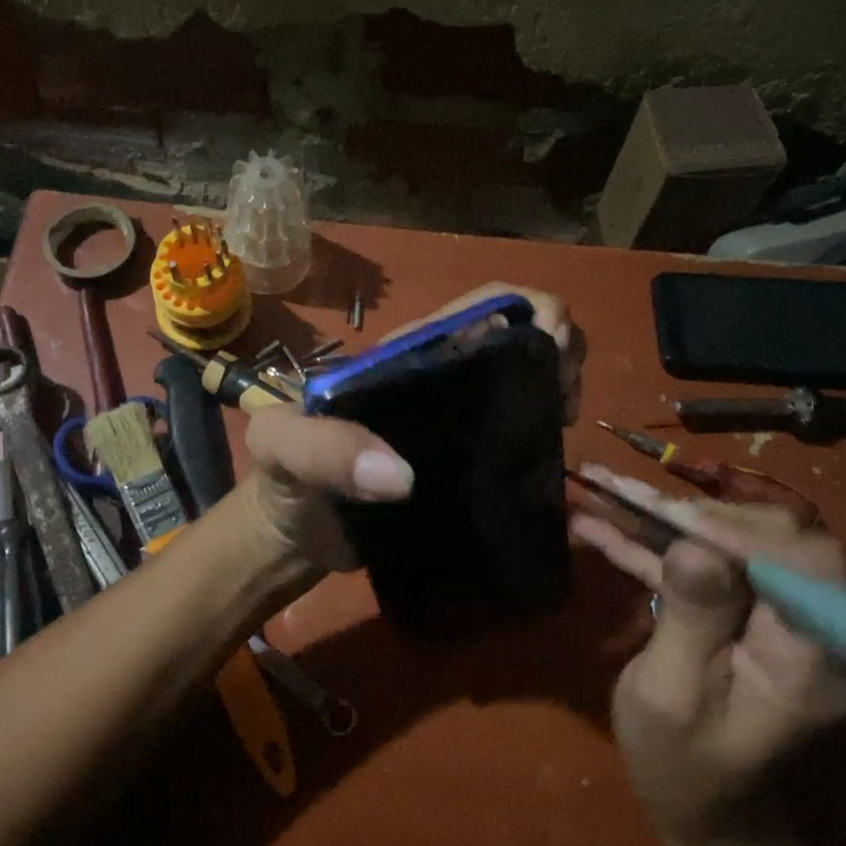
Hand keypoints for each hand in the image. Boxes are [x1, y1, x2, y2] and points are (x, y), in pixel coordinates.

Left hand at [236, 283, 584, 571]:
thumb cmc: (283, 480)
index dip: (530, 311)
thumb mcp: (284, 452)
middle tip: (562, 400)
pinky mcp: (468, 464)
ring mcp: (458, 421)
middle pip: (518, 336)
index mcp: (406, 356)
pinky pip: (518, 436)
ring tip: (560, 424)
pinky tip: (550, 455)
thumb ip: (324, 450)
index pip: (481, 307)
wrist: (291, 538)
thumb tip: (400, 475)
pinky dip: (544, 433)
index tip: (554, 352)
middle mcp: (439, 378)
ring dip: (557, 387)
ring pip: (525, 382)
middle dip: (558, 348)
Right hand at [571, 465, 845, 845]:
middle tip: (631, 498)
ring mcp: (767, 617)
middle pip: (766, 540)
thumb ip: (690, 619)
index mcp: (808, 654)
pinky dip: (647, 544)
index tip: (676, 520)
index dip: (746, 530)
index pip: (807, 563)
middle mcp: (802, 625)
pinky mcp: (732, 612)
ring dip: (661, 516)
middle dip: (696, 513)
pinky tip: (595, 523)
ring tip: (600, 483)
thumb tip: (695, 545)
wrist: (696, 804)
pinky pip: (696, 567)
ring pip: (724, 545)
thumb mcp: (673, 696)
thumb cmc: (680, 764)